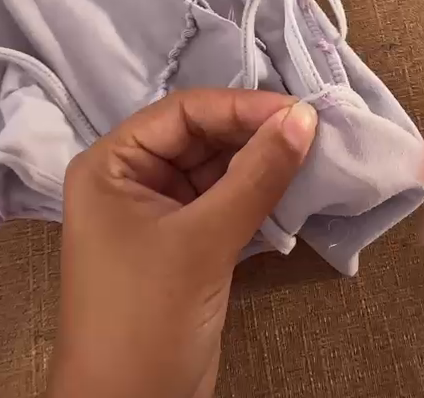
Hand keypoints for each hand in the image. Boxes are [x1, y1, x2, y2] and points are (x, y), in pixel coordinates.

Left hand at [47, 89, 318, 397]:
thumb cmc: (147, 318)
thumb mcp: (203, 241)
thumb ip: (256, 175)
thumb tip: (304, 117)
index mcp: (113, 164)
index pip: (183, 112)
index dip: (240, 106)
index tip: (297, 110)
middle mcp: (132, 178)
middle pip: (202, 136)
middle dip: (254, 132)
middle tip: (311, 128)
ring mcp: (159, 211)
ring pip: (219, 167)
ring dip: (261, 162)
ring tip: (310, 151)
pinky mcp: (186, 242)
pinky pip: (226, 199)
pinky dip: (258, 194)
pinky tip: (293, 186)